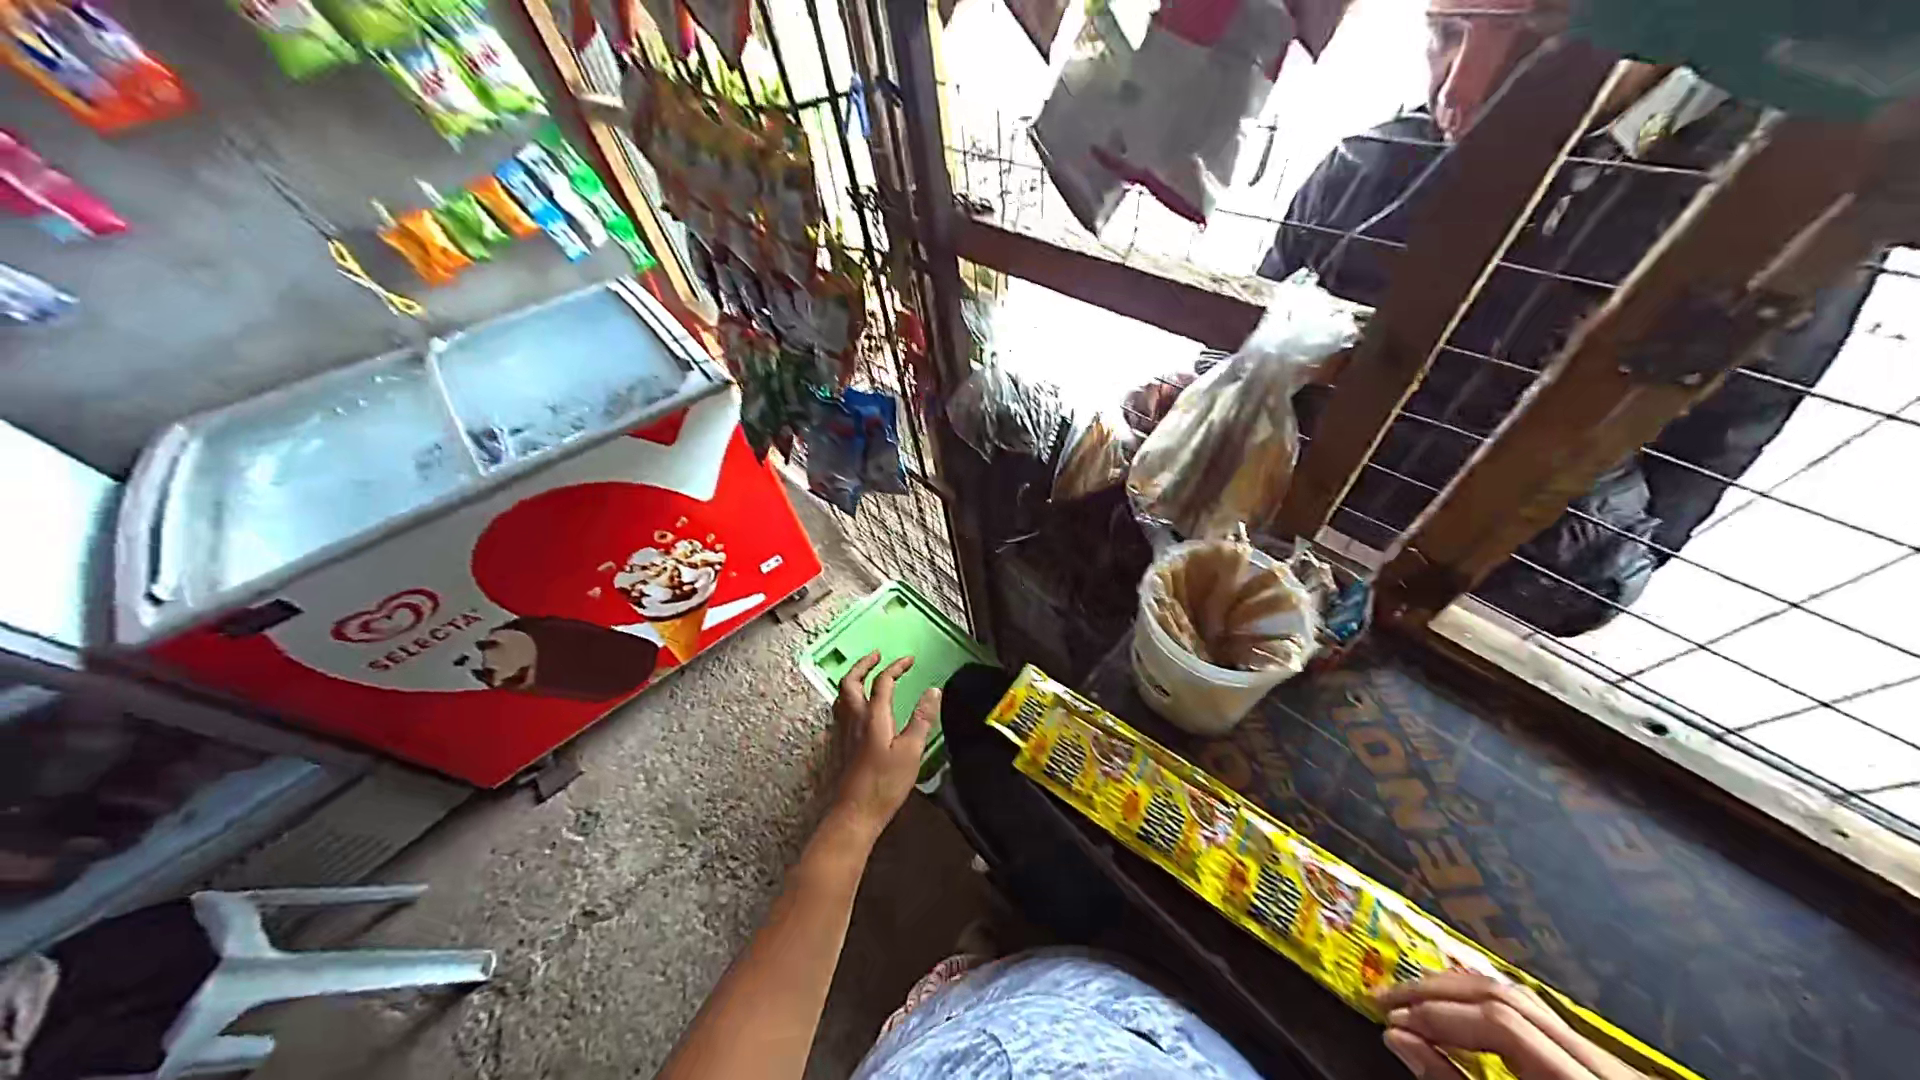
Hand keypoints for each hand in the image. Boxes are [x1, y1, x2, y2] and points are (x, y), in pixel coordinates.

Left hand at [829, 652, 936, 839]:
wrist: (854, 813)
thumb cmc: (884, 785)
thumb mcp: (912, 750)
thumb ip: (922, 719)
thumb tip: (933, 692)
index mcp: (873, 716)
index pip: (883, 681)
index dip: (896, 667)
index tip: (909, 661)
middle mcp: (854, 719)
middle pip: (851, 681)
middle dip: (863, 664)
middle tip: (876, 657)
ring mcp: (842, 732)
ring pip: (841, 695)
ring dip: (853, 680)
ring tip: (864, 677)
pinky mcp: (838, 746)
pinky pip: (839, 712)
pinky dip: (848, 700)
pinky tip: (856, 710)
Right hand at [1375, 974, 1644, 1079]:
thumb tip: (1397, 1036)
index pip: (1501, 1023)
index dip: (1438, 1015)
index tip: (1389, 1020)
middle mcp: (1605, 1066)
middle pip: (1507, 997)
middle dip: (1437, 993)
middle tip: (1387, 999)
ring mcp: (1609, 1064)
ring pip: (1520, 998)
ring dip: (1455, 993)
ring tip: (1412, 1001)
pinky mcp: (1602, 1067)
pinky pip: (1535, 1017)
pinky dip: (1483, 1009)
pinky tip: (1455, 1014)